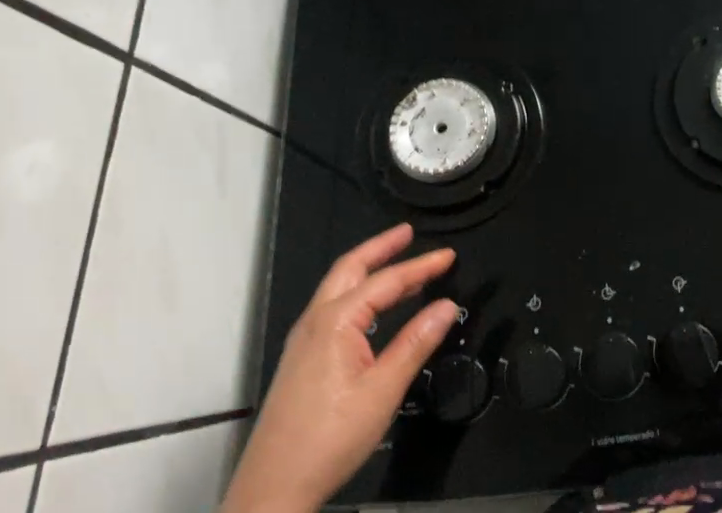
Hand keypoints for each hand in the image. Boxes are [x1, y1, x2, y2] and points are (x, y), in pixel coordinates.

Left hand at [220, 224, 456, 512]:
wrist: (273, 488)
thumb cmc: (330, 439)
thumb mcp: (383, 390)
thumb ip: (416, 343)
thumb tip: (446, 307)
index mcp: (336, 322)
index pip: (386, 281)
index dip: (420, 266)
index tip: (449, 256)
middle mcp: (314, 322)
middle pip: (349, 269)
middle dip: (381, 248)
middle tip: (409, 234)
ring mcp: (303, 341)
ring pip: (337, 288)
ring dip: (368, 270)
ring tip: (399, 264)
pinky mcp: (301, 360)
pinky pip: (331, 309)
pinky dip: (357, 293)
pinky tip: (373, 309)